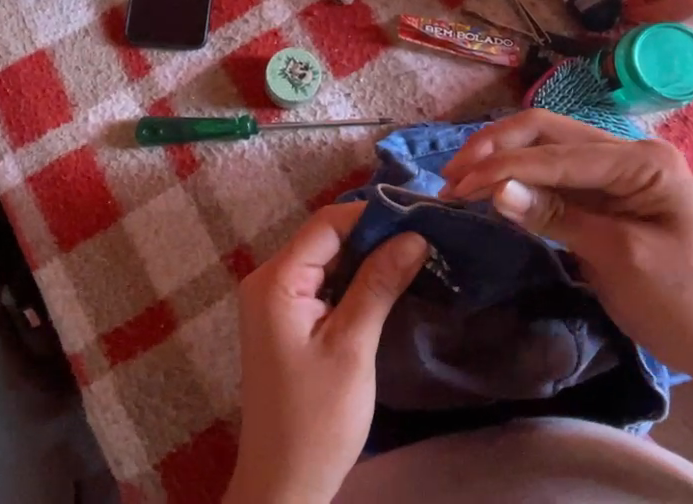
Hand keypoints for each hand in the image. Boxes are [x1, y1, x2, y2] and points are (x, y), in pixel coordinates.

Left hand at [225, 202, 428, 503]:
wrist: (284, 481)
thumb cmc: (317, 417)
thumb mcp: (352, 347)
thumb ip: (377, 285)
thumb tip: (413, 236)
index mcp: (275, 281)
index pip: (326, 224)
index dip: (371, 214)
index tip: (419, 216)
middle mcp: (267, 281)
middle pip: (323, 239)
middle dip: (372, 234)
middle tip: (425, 235)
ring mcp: (273, 301)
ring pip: (324, 260)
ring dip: (365, 257)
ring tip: (415, 254)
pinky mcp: (284, 320)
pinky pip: (320, 283)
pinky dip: (352, 280)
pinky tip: (386, 283)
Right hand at [439, 110, 692, 430]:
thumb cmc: (687, 305)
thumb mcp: (621, 260)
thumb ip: (558, 217)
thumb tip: (495, 189)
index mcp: (643, 162)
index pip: (558, 152)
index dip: (504, 166)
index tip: (457, 186)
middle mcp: (629, 154)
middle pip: (547, 133)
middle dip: (495, 149)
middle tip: (451, 176)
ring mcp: (617, 174)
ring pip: (545, 150)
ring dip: (502, 162)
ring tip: (459, 182)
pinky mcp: (605, 198)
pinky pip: (553, 178)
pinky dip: (519, 182)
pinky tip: (491, 192)